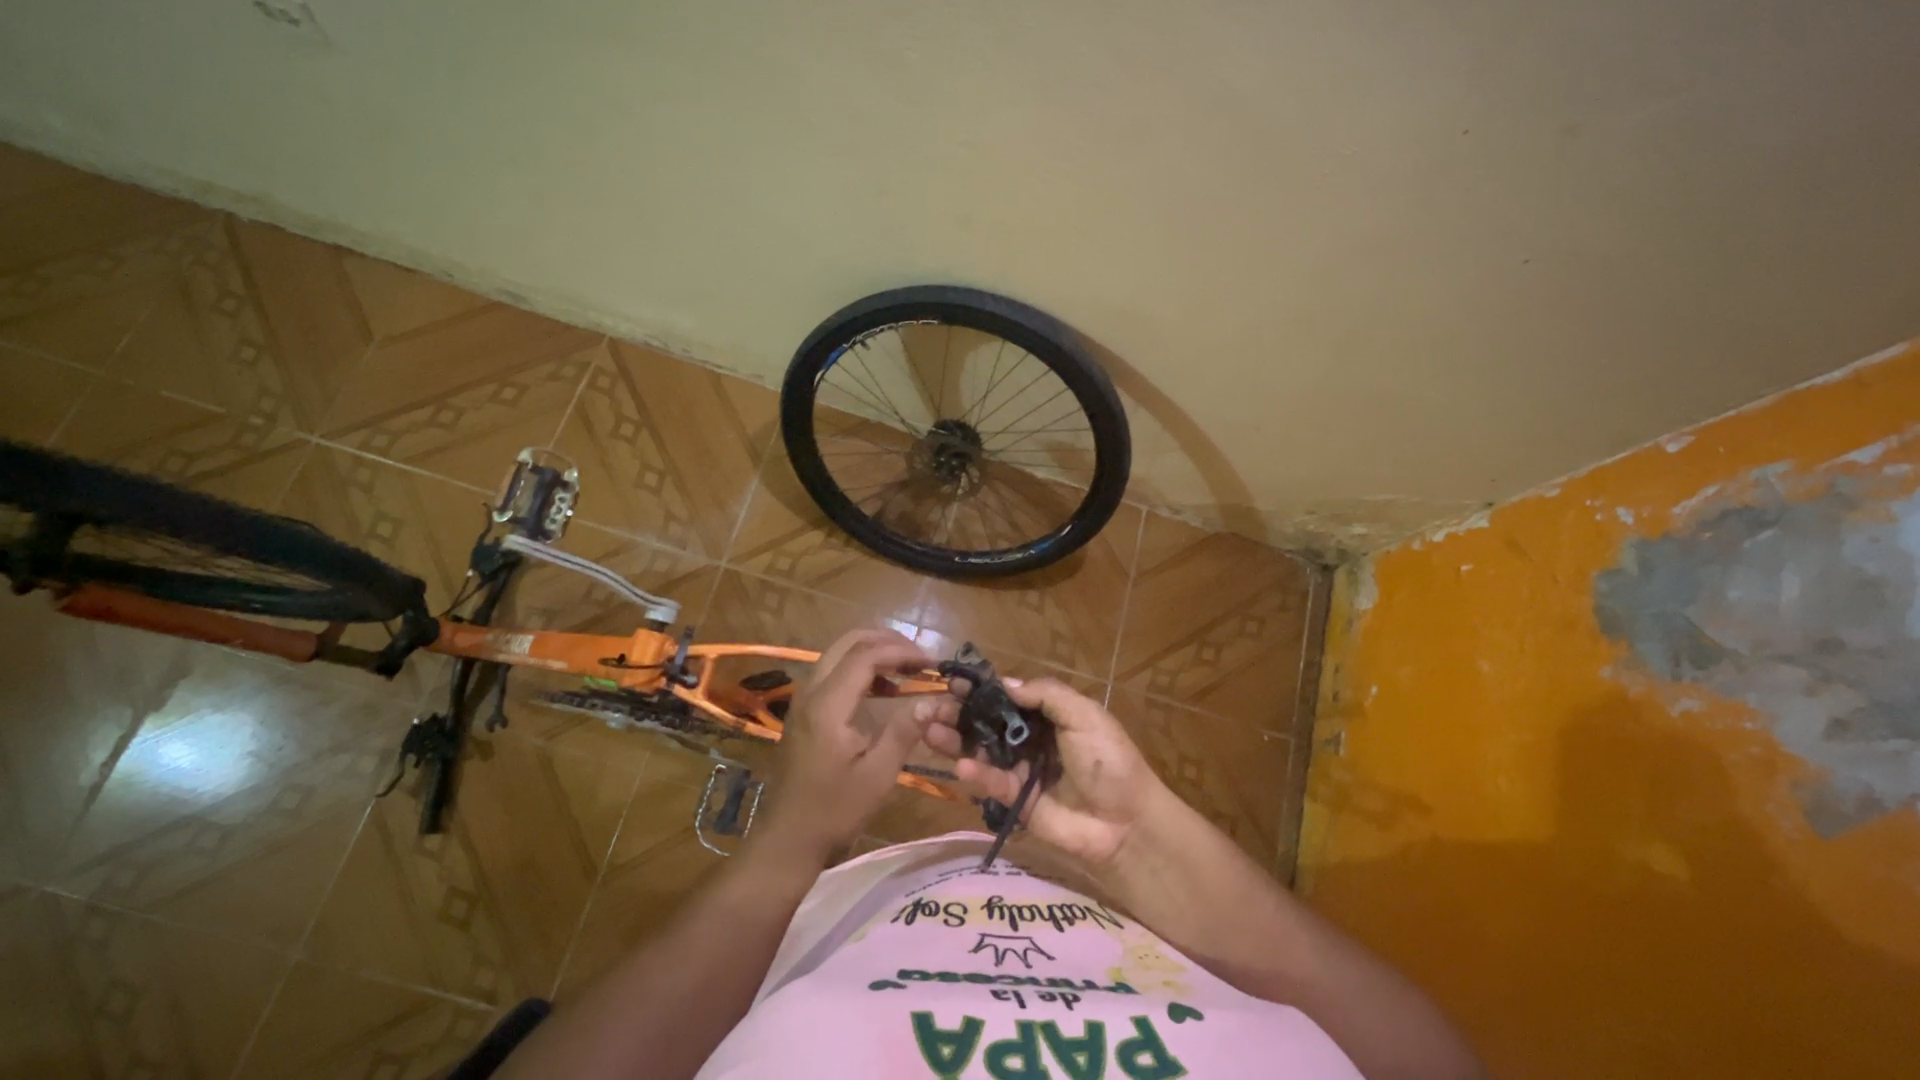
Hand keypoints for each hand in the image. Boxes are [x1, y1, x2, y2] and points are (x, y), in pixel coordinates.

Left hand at [757, 629, 932, 860]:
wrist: (788, 837)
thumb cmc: (834, 810)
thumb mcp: (877, 775)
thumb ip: (904, 732)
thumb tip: (933, 700)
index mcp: (828, 705)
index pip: (866, 656)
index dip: (901, 651)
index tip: (932, 663)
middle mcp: (811, 692)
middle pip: (848, 643)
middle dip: (887, 642)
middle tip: (920, 658)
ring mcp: (803, 700)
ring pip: (838, 654)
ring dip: (873, 653)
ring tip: (908, 670)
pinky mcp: (804, 711)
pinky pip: (832, 672)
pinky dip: (860, 669)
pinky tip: (884, 690)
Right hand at [920, 677, 1168, 868]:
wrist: (1125, 821)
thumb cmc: (1108, 761)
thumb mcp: (1084, 715)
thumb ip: (1045, 695)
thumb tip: (1004, 683)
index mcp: (1047, 716)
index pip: (1006, 698)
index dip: (980, 690)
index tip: (952, 682)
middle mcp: (1029, 740)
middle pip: (985, 723)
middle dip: (957, 714)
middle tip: (927, 708)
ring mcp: (1020, 771)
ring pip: (980, 751)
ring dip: (954, 740)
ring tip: (929, 731)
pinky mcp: (1015, 802)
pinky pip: (991, 784)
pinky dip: (976, 774)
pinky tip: (963, 765)